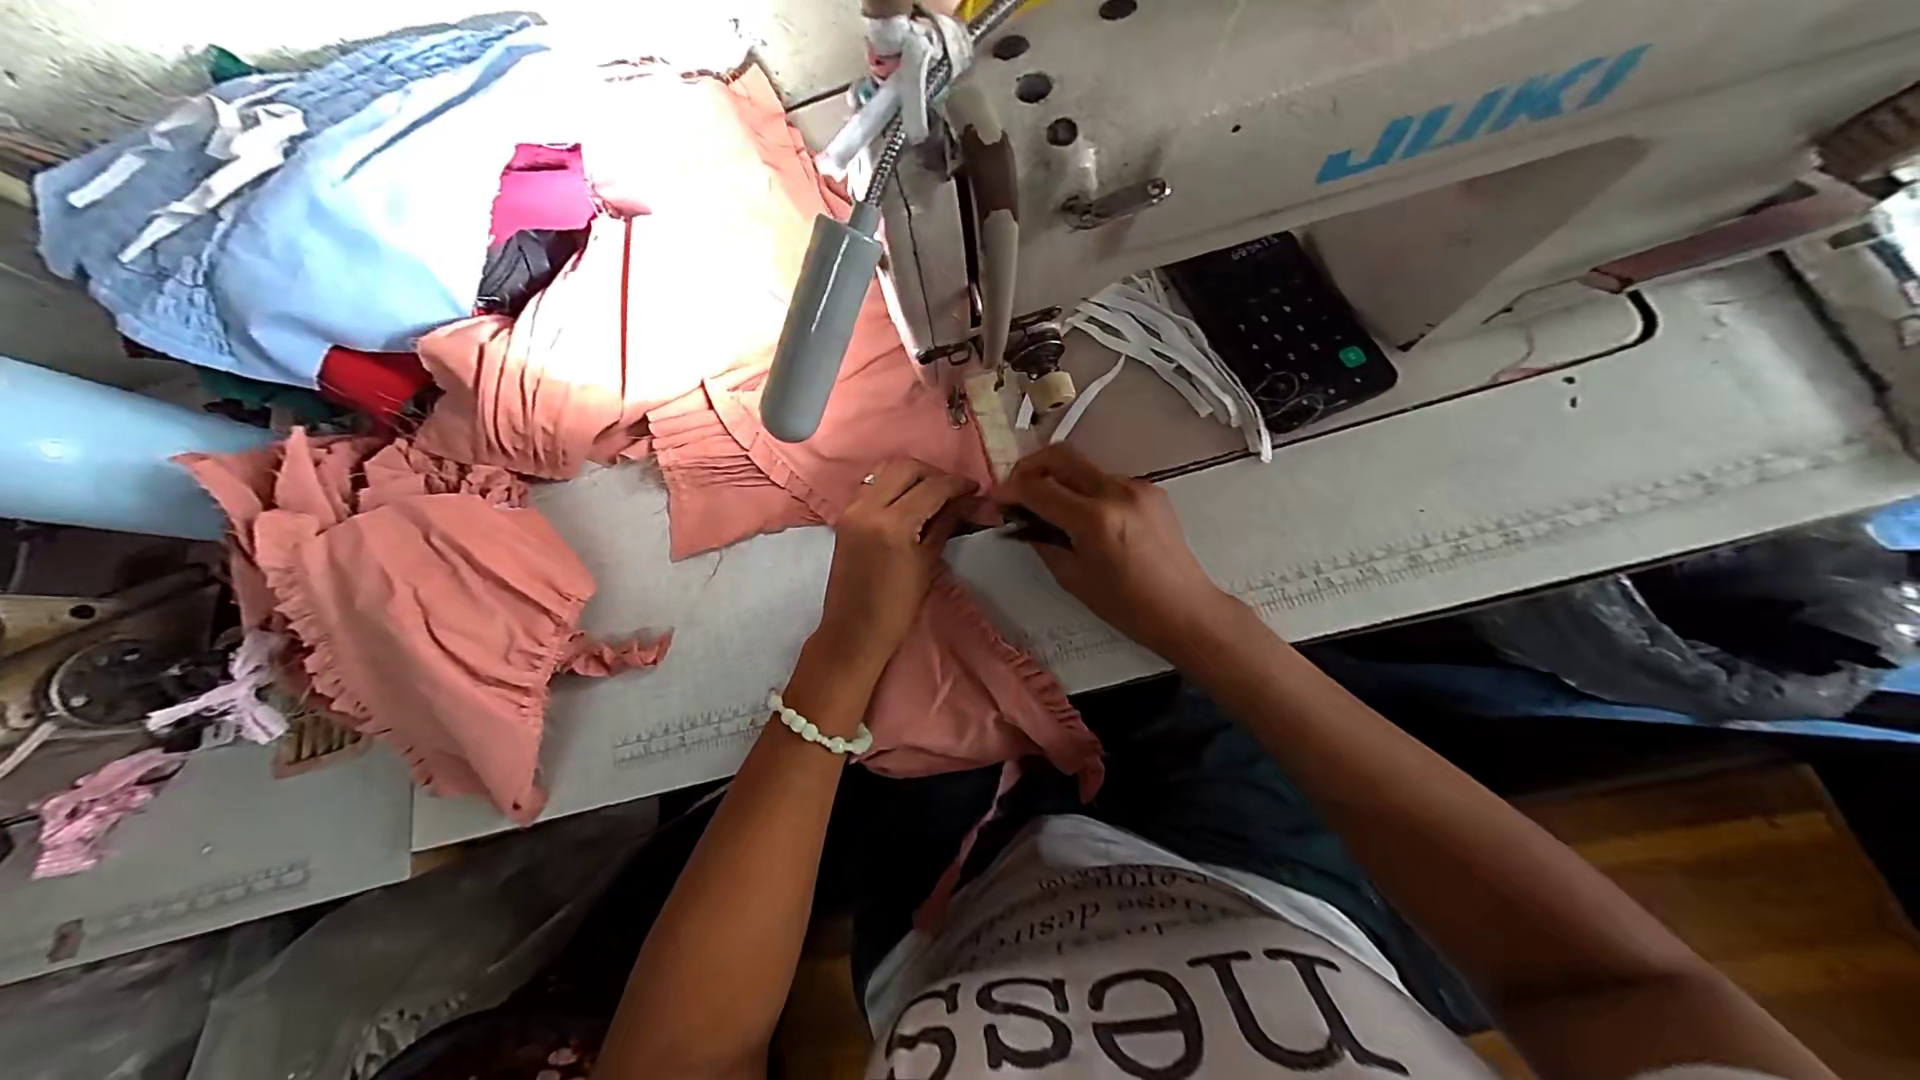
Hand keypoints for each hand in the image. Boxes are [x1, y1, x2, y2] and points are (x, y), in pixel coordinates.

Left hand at [813, 458, 977, 672]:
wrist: (853, 632)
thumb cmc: (897, 607)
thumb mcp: (928, 563)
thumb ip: (946, 524)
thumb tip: (968, 501)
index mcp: (892, 524)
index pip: (931, 488)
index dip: (957, 484)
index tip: (975, 488)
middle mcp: (867, 508)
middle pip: (905, 467)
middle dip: (933, 473)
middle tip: (953, 490)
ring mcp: (851, 510)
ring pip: (885, 471)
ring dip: (911, 476)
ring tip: (932, 494)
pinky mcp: (844, 517)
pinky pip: (871, 486)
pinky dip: (892, 485)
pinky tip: (908, 502)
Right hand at [998, 444, 1241, 662]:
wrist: (1184, 609)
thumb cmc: (1126, 606)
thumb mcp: (1073, 578)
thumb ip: (1043, 541)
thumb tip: (1022, 522)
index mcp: (1095, 519)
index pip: (1039, 487)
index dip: (1010, 490)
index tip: (997, 498)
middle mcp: (1117, 492)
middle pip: (1060, 456)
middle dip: (1030, 467)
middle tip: (1017, 489)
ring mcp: (1138, 486)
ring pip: (1083, 466)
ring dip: (1058, 478)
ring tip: (1049, 506)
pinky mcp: (1151, 490)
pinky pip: (1106, 479)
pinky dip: (1085, 489)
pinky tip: (1083, 516)